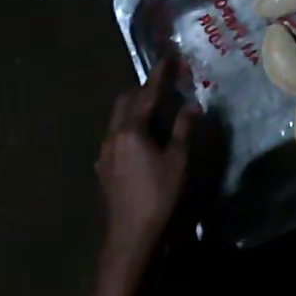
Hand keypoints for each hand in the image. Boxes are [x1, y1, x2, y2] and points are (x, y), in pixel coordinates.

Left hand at [95, 56, 196, 258]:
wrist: (132, 237)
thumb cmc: (159, 196)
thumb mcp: (179, 161)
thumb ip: (183, 129)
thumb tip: (191, 106)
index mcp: (131, 130)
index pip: (147, 94)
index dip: (159, 76)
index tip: (169, 58)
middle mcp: (113, 136)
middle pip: (125, 102)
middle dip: (143, 91)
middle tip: (165, 88)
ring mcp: (105, 153)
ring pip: (118, 120)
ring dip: (135, 110)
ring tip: (157, 113)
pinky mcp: (104, 169)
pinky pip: (116, 137)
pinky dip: (130, 129)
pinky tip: (144, 142)